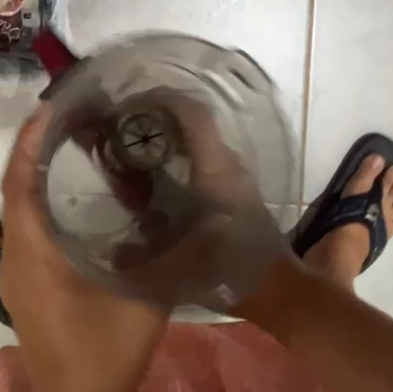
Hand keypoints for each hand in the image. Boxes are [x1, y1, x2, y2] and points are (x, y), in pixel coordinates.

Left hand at [0, 103, 169, 391]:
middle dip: (37, 146)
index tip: (51, 105)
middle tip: (74, 114)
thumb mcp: (144, 304)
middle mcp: (15, 254)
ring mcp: (16, 268)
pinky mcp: (25, 280)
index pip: (19, 181)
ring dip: (38, 170)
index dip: (31, 140)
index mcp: (32, 252)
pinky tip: (77, 191)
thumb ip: (171, 256)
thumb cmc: (102, 357)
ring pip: (20, 204)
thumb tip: (202, 211)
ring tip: (76, 139)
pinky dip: (43, 196)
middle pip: (16, 185)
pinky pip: (27, 222)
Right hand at [107, 92, 288, 311]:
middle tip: (122, 133)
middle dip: (154, 120)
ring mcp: (234, 176)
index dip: (161, 99)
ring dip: (165, 141)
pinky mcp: (235, 190)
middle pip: (190, 122)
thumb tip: (112, 253)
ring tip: (134, 159)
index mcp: (214, 171)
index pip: (192, 114)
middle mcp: (226, 165)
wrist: (279, 292)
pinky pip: (201, 160)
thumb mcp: (176, 271)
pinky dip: (176, 160)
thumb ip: (139, 262)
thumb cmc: (229, 273)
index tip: (128, 105)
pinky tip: (156, 185)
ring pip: (196, 142)